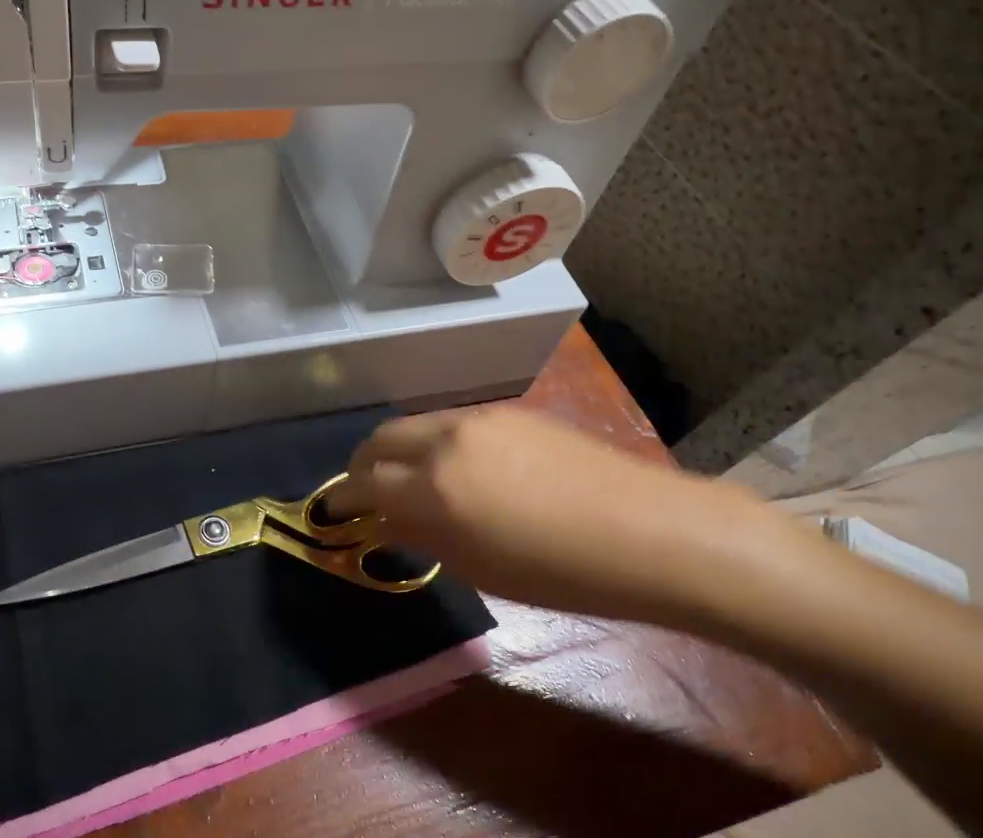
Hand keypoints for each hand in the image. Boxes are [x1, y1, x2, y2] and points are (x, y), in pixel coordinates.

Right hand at [331, 408, 804, 626]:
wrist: (648, 532)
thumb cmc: (561, 572)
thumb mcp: (479, 568)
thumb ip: (422, 537)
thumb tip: (387, 522)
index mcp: (434, 488)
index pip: (364, 483)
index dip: (342, 499)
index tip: (333, 513)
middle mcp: (446, 441)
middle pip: (380, 439)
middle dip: (364, 466)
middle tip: (368, 494)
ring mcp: (479, 419)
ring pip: (416, 425)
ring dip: (400, 450)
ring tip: (415, 482)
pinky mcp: (509, 411)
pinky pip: (451, 422)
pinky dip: (436, 443)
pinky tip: (461, 470)